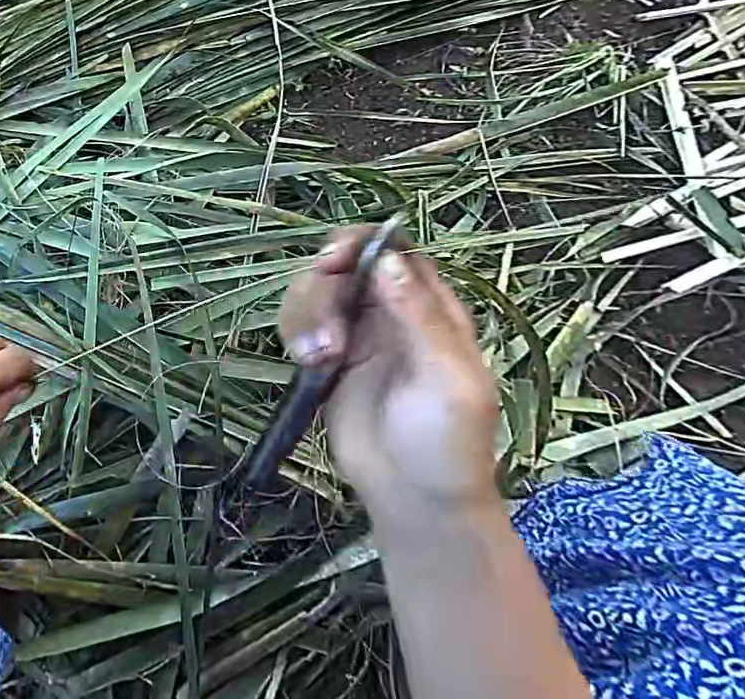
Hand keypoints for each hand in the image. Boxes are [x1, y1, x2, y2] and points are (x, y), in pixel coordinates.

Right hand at [278, 227, 500, 515]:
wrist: (415, 501)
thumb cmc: (448, 444)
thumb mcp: (449, 381)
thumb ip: (420, 318)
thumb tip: (387, 259)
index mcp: (428, 306)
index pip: (392, 250)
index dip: (359, 243)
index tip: (333, 260)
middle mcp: (388, 310)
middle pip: (342, 265)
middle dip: (324, 288)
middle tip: (327, 335)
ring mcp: (355, 332)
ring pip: (314, 291)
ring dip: (306, 315)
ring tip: (317, 359)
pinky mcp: (326, 356)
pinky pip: (299, 323)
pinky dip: (294, 333)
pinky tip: (308, 364)